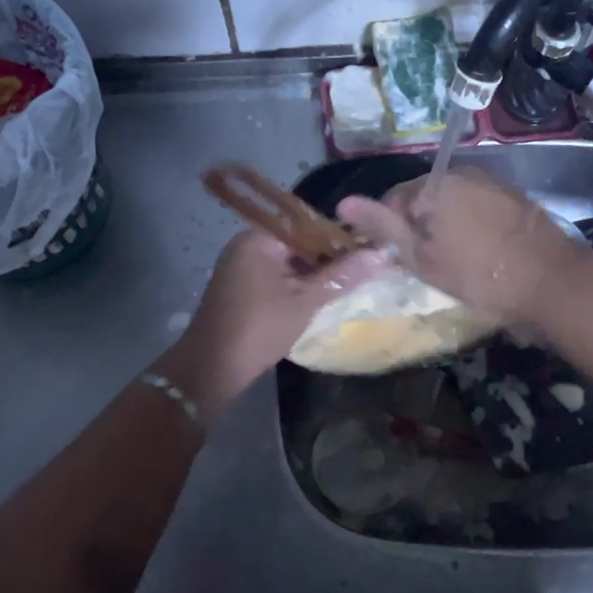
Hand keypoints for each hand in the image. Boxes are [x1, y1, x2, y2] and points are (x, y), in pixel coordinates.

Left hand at [158, 230, 387, 413]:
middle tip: (362, 271)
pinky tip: (317, 298)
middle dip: (327, 257)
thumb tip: (381, 252)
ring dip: (312, 273)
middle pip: (297, 242)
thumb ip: (342, 275)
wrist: (211, 367)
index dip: (339, 238)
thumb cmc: (260, 327)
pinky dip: (295, 284)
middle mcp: (247, 244)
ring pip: (287, 261)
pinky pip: (274, 276)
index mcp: (260, 238)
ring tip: (346, 284)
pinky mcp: (239, 287)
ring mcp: (240, 265)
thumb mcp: (306, 300)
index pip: (307, 225)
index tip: (368, 252)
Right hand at [336, 168, 590, 321]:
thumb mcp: (423, 259)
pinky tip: (481, 250)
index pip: (392, 200)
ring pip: (452, 200)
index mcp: (433, 185)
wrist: (552, 281)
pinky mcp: (513, 196)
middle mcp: (460, 173)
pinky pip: (477, 204)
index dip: (390, 230)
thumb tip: (343, 202)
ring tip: (455, 258)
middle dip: (419, 225)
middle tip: (427, 262)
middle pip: (423, 197)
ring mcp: (490, 182)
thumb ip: (384, 227)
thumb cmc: (479, 274)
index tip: (400, 258)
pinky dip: (472, 223)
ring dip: (446, 223)